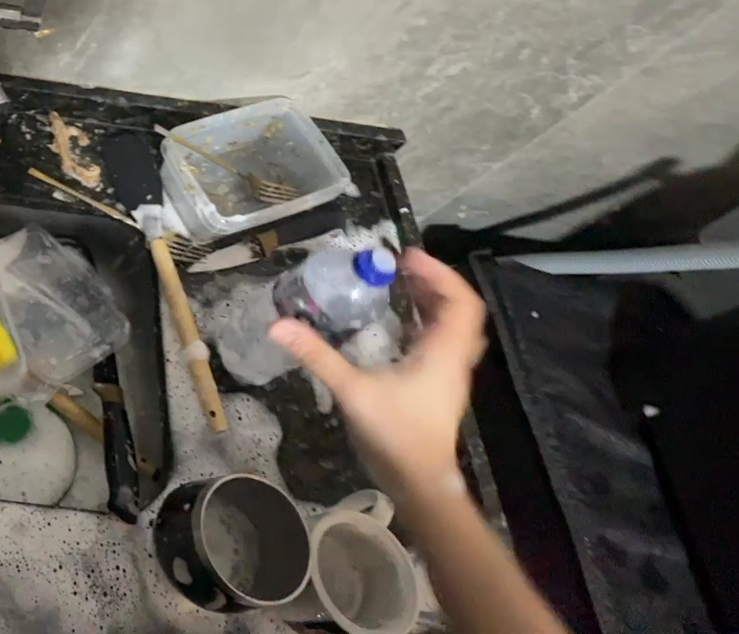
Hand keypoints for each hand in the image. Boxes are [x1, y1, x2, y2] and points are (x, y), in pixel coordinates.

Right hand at [269, 247, 486, 502]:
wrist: (420, 483)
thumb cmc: (395, 434)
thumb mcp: (352, 390)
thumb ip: (317, 355)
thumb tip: (278, 325)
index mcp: (443, 353)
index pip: (461, 303)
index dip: (440, 274)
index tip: (406, 256)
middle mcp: (452, 358)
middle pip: (458, 309)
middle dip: (432, 281)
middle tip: (397, 264)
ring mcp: (448, 373)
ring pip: (451, 325)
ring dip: (430, 299)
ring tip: (397, 281)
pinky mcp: (436, 383)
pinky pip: (439, 339)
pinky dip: (423, 319)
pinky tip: (395, 318)